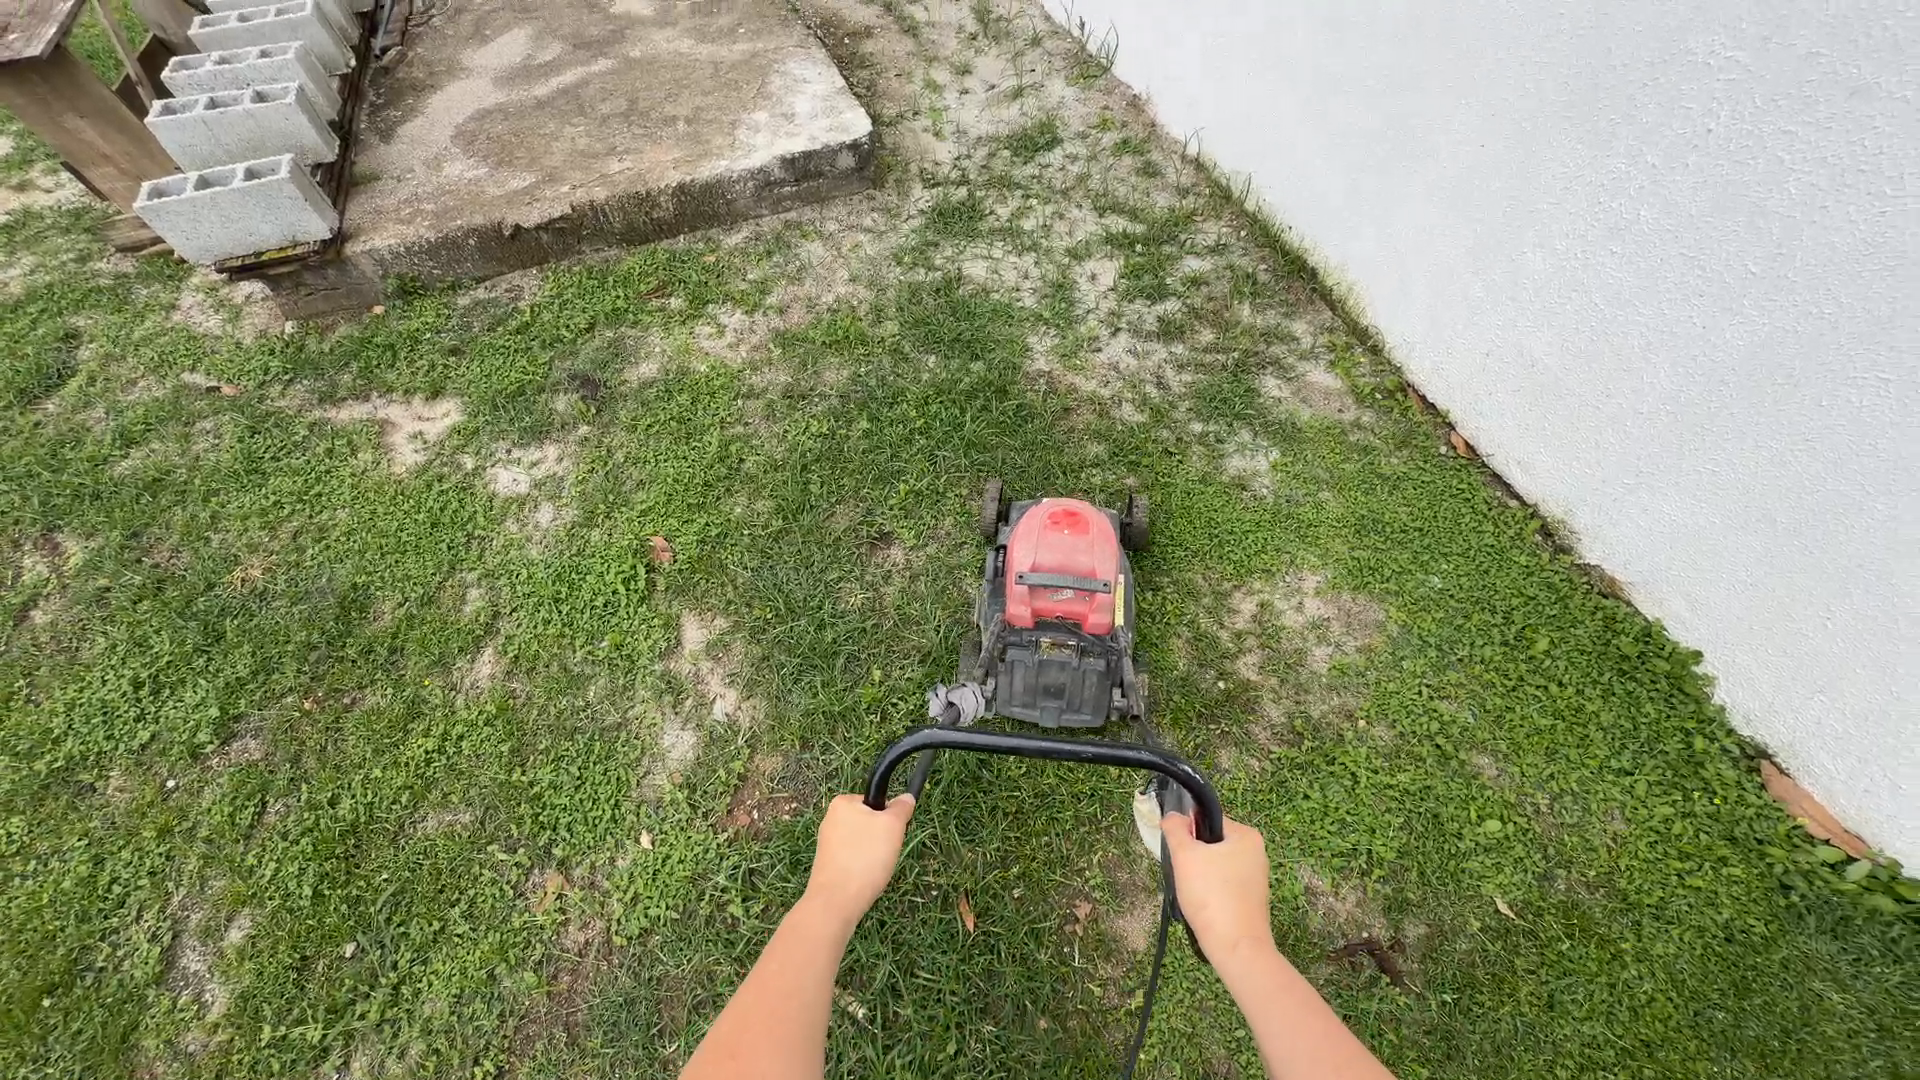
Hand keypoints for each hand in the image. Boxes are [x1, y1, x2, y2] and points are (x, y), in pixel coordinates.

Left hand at [803, 793, 915, 921]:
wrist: (836, 901)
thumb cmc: (865, 857)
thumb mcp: (893, 826)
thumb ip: (901, 808)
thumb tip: (906, 797)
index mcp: (843, 802)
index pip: (876, 803)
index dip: (889, 819)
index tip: (892, 835)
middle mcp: (830, 819)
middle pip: (869, 823)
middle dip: (881, 839)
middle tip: (884, 854)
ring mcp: (826, 843)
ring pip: (862, 843)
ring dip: (872, 855)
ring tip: (873, 869)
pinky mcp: (826, 864)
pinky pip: (852, 859)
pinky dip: (861, 867)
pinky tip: (863, 878)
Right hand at [1163, 812, 1277, 970]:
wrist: (1236, 949)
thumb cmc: (1211, 895)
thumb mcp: (1185, 854)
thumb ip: (1175, 829)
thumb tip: (1173, 817)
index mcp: (1247, 835)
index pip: (1208, 820)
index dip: (1188, 834)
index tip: (1179, 853)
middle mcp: (1256, 853)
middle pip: (1211, 843)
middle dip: (1193, 856)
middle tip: (1183, 873)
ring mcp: (1256, 878)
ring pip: (1215, 865)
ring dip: (1199, 875)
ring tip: (1192, 893)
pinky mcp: (1252, 900)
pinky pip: (1223, 884)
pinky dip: (1210, 891)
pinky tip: (1202, 905)